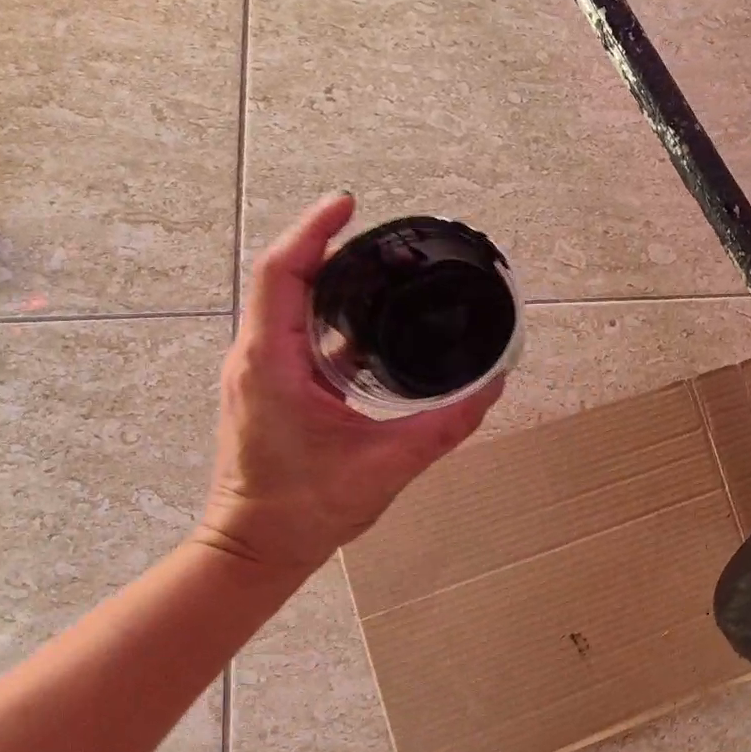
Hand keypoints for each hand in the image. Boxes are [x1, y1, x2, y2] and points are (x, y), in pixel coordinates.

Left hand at [195, 194, 504, 572]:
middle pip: (284, 278)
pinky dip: (333, 311)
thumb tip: (495, 383)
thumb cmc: (308, 508)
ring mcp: (261, 371)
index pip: (281, 275)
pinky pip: (299, 331)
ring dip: (330, 277)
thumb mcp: (390, 463)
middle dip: (328, 245)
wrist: (255, 547)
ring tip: (384, 266)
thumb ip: (448, 422)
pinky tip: (375, 320)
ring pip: (290, 304)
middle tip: (384, 235)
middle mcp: (257, 357)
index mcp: (272, 364)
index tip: (348, 204)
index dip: (312, 232)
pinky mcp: (273, 386)